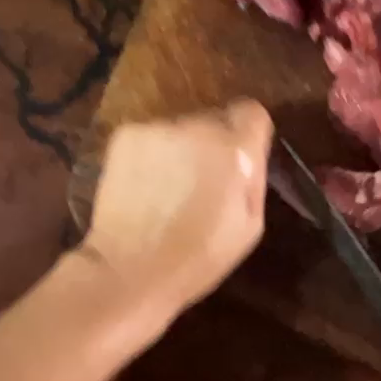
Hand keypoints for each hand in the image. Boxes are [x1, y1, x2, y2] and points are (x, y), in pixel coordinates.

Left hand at [79, 100, 273, 316]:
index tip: (239, 158)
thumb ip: (254, 177)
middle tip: (200, 181)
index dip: (247, 134)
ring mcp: (159, 127)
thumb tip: (249, 152)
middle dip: (212, 144)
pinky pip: (150, 136)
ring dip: (180, 148)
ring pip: (180, 129)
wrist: (130, 269)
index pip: (251, 112)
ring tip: (167, 188)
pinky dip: (149, 153)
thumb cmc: (198, 257)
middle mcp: (198, 125)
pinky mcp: (127, 134)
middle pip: (214, 121)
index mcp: (235, 148)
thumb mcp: (249, 225)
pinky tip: (143, 185)